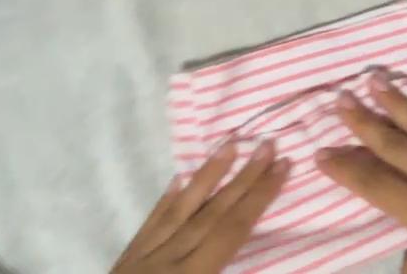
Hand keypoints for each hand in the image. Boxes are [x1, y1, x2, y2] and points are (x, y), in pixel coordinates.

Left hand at [112, 140, 288, 273]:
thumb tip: (258, 265)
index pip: (232, 230)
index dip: (260, 197)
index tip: (284, 166)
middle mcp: (167, 263)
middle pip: (212, 212)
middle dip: (244, 178)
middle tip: (269, 144)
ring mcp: (142, 262)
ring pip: (181, 210)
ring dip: (208, 176)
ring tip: (230, 145)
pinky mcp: (123, 266)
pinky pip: (148, 227)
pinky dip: (164, 203)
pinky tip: (177, 182)